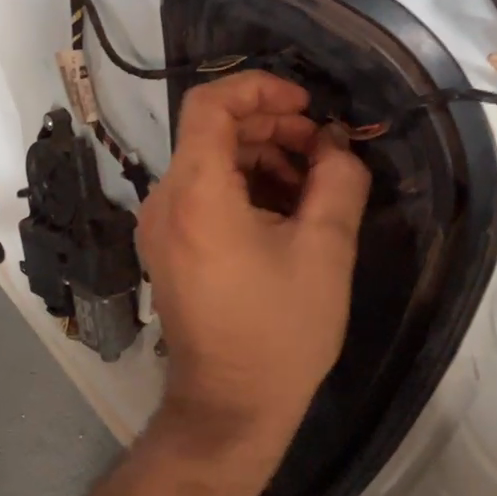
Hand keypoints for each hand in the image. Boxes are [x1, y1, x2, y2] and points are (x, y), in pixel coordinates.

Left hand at [138, 71, 371, 447]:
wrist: (230, 406)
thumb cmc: (280, 331)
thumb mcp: (325, 251)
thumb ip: (337, 181)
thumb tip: (336, 146)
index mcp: (195, 194)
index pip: (209, 104)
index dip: (259, 88)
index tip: (306, 106)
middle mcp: (164, 201)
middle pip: (210, 132)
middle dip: (270, 126)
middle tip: (322, 149)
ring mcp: (159, 226)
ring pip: (208, 162)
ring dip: (260, 157)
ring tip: (313, 182)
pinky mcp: (167, 248)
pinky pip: (201, 194)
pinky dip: (242, 186)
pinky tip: (285, 209)